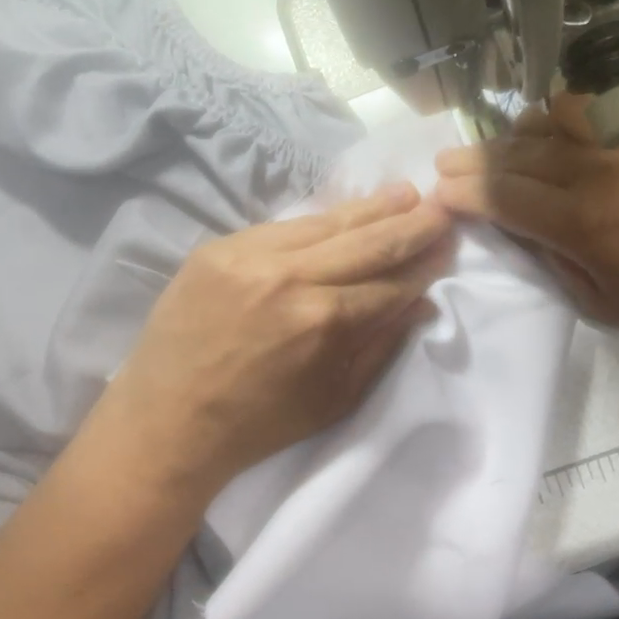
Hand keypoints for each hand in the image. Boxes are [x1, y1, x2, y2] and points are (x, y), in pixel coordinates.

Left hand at [96, 184, 453, 488]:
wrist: (168, 421)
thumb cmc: (261, 424)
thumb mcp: (336, 399)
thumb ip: (381, 346)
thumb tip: (421, 304)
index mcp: (324, 323)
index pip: (391, 283)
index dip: (425, 265)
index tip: (450, 246)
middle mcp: (292, 278)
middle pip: (367, 242)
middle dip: (411, 225)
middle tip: (441, 208)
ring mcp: (251, 256)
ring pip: (326, 223)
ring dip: (371, 209)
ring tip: (405, 194)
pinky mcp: (219, 248)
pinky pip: (284, 227)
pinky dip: (321, 222)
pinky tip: (346, 214)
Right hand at [431, 94, 618, 355]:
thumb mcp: (601, 304)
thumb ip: (550, 259)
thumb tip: (515, 228)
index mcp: (582, 224)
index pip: (501, 195)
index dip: (462, 193)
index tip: (439, 192)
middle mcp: (599, 170)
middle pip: (517, 153)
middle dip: (474, 161)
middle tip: (448, 165)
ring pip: (551, 116)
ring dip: (517, 132)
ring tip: (504, 149)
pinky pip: (595, 104)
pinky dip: (562, 113)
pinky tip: (555, 129)